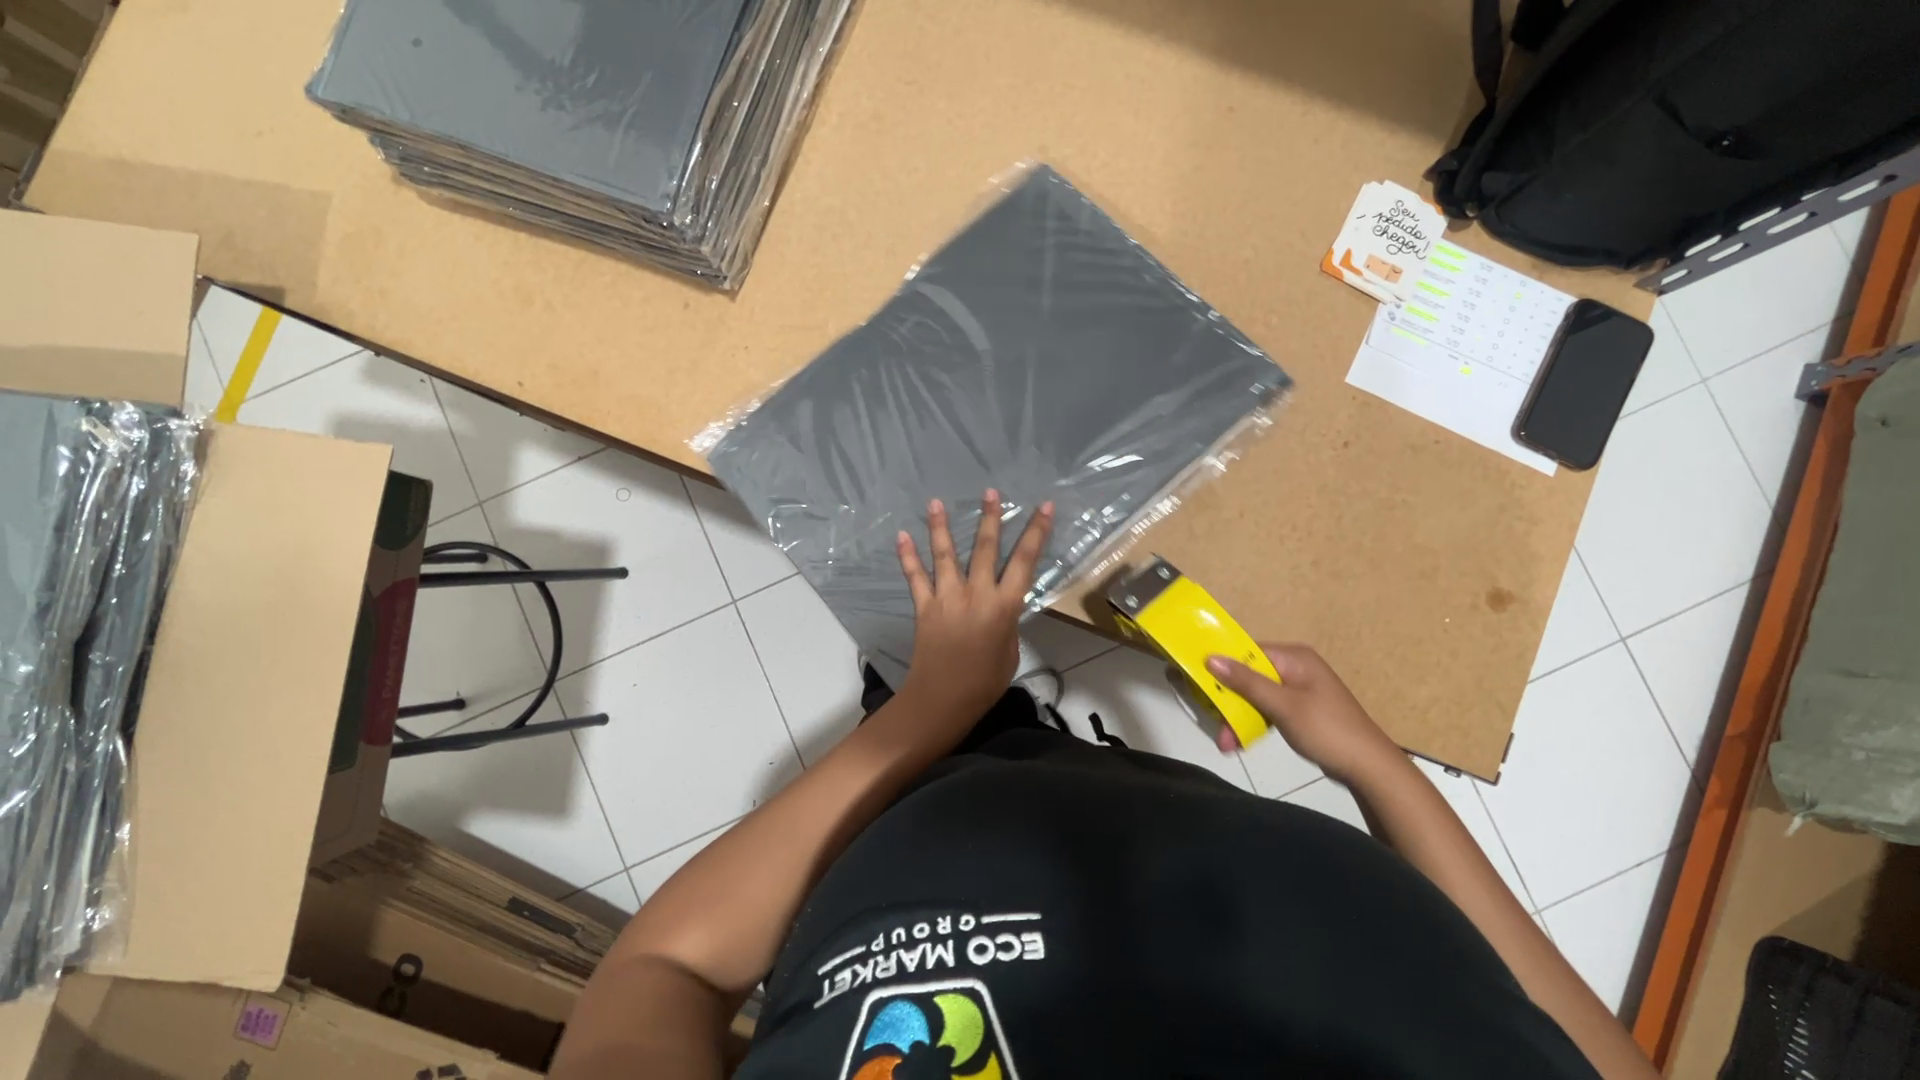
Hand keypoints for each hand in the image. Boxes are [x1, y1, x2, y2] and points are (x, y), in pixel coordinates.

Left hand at [895, 490, 1053, 721]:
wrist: (943, 700)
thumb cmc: (985, 683)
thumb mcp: (1010, 651)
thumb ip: (1007, 622)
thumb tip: (1000, 607)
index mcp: (1004, 606)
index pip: (1025, 561)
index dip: (1036, 532)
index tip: (1043, 507)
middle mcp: (976, 594)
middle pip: (985, 549)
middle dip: (990, 518)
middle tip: (991, 492)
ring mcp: (946, 598)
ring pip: (945, 555)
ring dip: (941, 527)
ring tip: (936, 502)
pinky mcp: (924, 607)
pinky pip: (915, 577)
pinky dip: (908, 557)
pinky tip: (902, 536)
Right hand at [1206, 644, 1400, 783]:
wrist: (1369, 767)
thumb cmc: (1326, 730)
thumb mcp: (1283, 706)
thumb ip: (1246, 682)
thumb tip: (1211, 657)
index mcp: (1294, 658)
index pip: (1247, 652)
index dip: (1222, 667)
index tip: (1199, 686)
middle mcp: (1295, 667)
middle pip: (1249, 676)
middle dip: (1229, 702)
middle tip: (1216, 730)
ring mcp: (1299, 689)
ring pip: (1256, 696)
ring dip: (1239, 718)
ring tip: (1226, 744)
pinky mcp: (1301, 709)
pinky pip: (1268, 709)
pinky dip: (1254, 723)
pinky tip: (1241, 742)